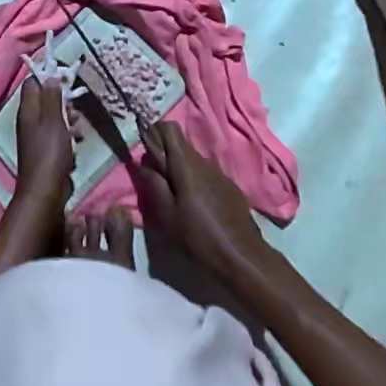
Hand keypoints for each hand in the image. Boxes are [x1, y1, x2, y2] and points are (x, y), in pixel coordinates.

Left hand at [14, 78, 74, 205]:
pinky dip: (68, 134)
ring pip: (55, 116)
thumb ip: (52, 98)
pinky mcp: (46, 149)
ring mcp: (37, 135)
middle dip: (63, 100)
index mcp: (28, 110)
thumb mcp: (54, 120)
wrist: (46, 190)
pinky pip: (58, 133)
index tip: (65, 76)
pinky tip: (77, 141)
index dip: (48, 76)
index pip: (32, 82)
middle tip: (75, 105)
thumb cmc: (50, 152)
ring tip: (78, 126)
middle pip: (45, 99)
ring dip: (69, 118)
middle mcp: (30, 120)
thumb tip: (50, 76)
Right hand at [135, 121, 265, 278]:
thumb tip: (143, 161)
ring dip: (181, 172)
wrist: (242, 258)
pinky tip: (197, 207)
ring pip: (194, 162)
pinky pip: (207, 175)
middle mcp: (205, 162)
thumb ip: (153, 184)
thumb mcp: (166, 215)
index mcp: (187, 164)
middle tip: (156, 184)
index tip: (146, 155)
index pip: (169, 128)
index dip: (154, 134)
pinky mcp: (230, 188)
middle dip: (165, 158)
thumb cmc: (199, 236)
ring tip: (175, 199)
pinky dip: (196, 183)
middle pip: (181, 146)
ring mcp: (220, 174)